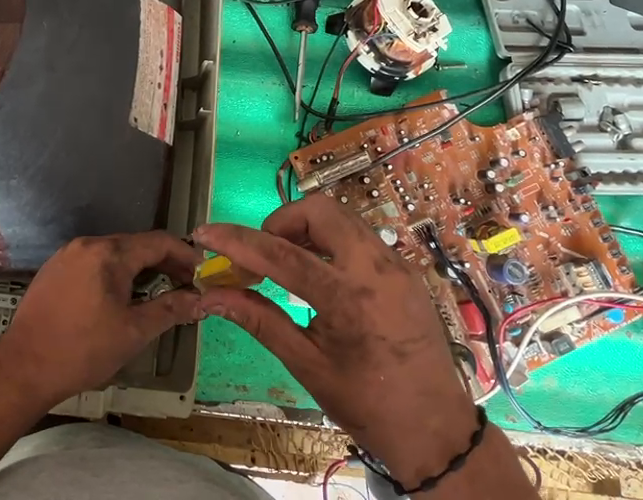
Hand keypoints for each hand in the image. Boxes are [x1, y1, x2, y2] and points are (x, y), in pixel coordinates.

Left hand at [0, 231, 205, 408]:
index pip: (157, 242)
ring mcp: (67, 255)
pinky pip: (93, 262)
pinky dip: (113, 273)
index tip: (201, 273)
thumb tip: (200, 301)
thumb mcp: (133, 332)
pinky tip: (120, 296)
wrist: (24, 366)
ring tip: (156, 292)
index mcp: (109, 254)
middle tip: (184, 286)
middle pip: (134, 245)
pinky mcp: (53, 269)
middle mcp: (87, 245)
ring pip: (113, 253)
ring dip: (138, 268)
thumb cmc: (83, 350)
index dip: (184, 255)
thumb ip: (169, 310)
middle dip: (163, 263)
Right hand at [194, 195, 477, 484]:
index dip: (236, 240)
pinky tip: (322, 276)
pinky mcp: (406, 269)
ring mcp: (396, 264)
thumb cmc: (368, 406)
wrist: (438, 431)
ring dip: (307, 228)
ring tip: (289, 264)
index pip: (280, 253)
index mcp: (348, 299)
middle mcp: (376, 269)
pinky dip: (332, 242)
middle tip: (262, 253)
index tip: (205, 234)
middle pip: (318, 210)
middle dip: (280, 222)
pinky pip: (360, 235)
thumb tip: (213, 295)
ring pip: (341, 216)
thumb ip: (260, 320)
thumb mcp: (307, 365)